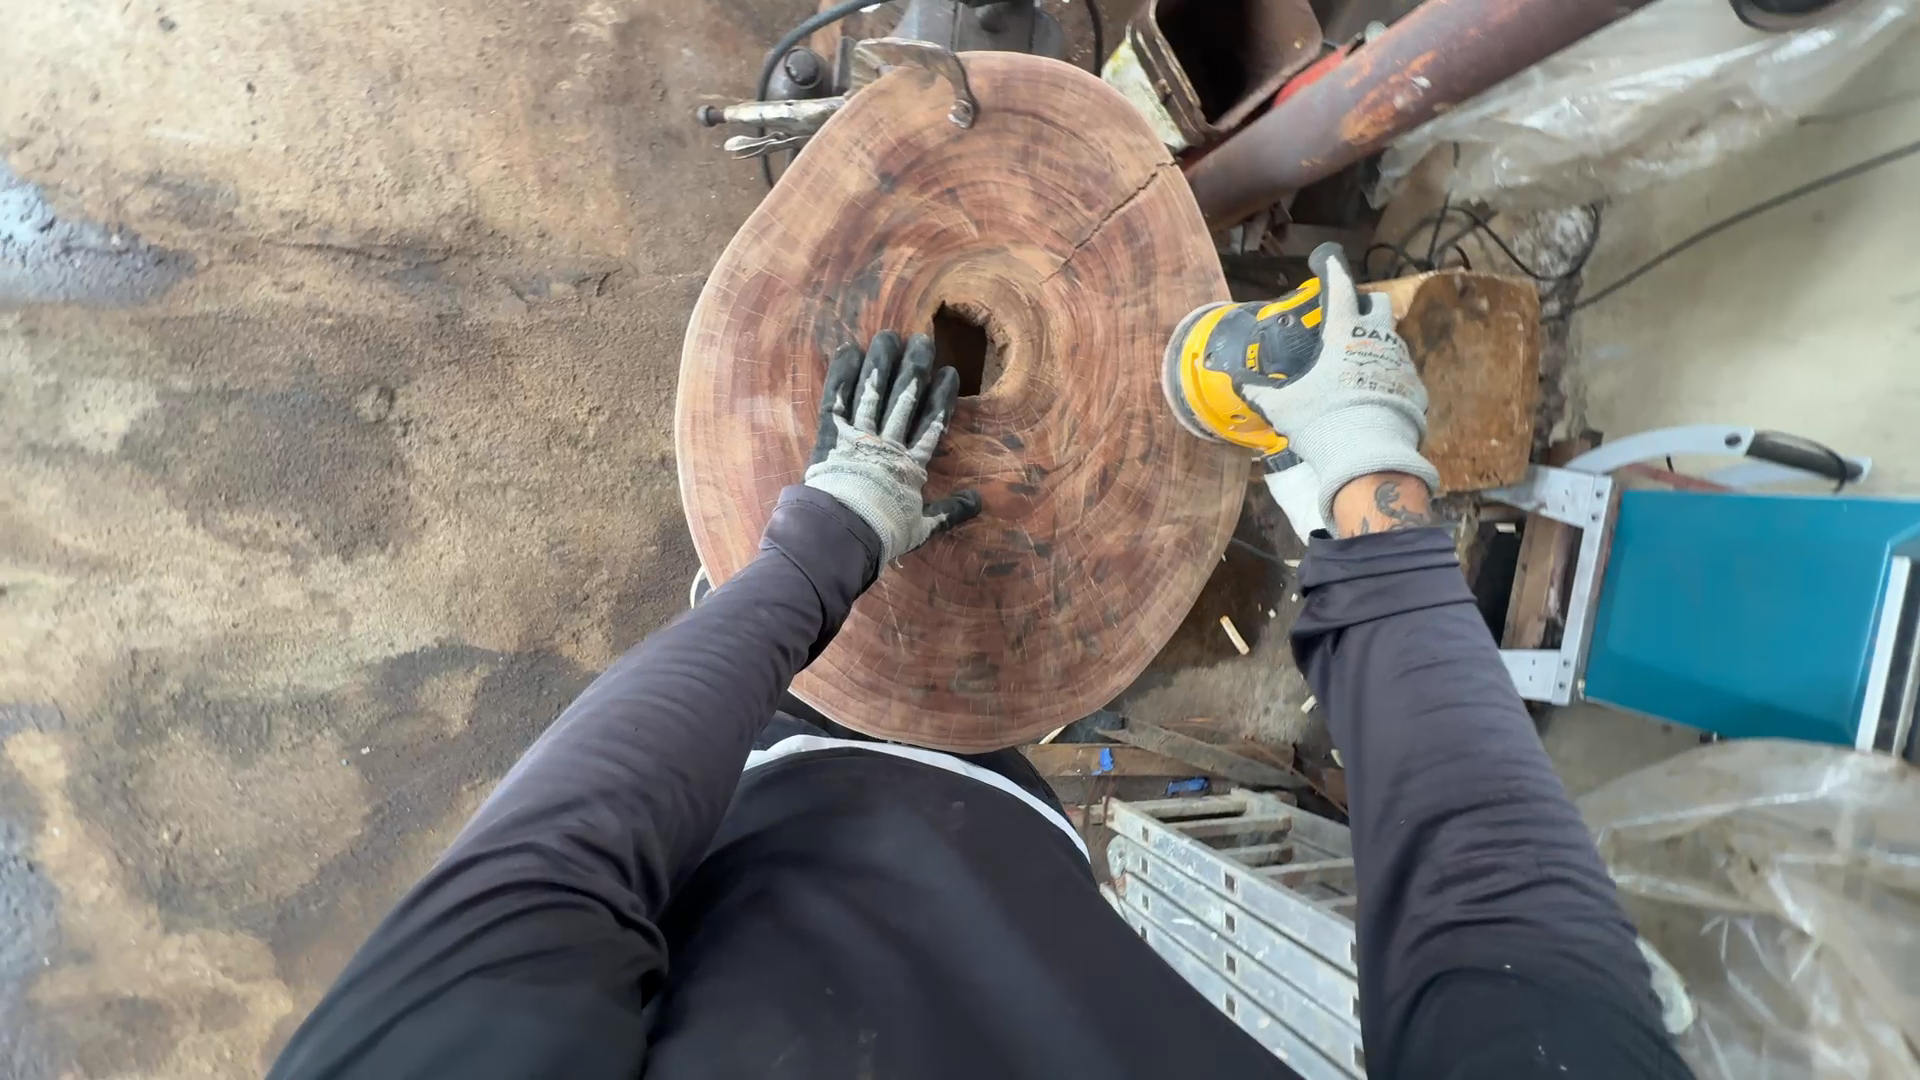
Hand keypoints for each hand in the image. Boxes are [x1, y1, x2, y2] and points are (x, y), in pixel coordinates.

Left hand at [804, 330, 982, 562]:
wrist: (842, 533)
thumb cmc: (883, 532)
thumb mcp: (922, 526)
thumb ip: (949, 511)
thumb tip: (980, 502)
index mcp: (911, 464)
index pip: (932, 423)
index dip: (942, 397)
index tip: (950, 373)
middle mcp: (887, 442)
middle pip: (904, 398)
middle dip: (914, 368)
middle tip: (922, 340)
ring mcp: (857, 435)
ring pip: (872, 391)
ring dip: (881, 362)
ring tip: (888, 336)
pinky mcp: (829, 435)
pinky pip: (836, 399)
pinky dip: (841, 375)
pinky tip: (848, 352)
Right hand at [1239, 243, 1438, 535]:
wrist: (1368, 456)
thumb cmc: (1321, 421)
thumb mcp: (1282, 408)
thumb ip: (1259, 392)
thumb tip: (1237, 383)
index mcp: (1344, 334)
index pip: (1341, 290)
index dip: (1333, 271)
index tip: (1329, 258)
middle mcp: (1378, 339)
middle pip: (1379, 305)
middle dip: (1365, 304)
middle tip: (1347, 317)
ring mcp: (1401, 362)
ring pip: (1390, 338)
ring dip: (1373, 342)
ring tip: (1353, 362)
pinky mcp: (1415, 387)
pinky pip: (1399, 371)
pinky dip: (1384, 374)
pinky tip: (1368, 392)